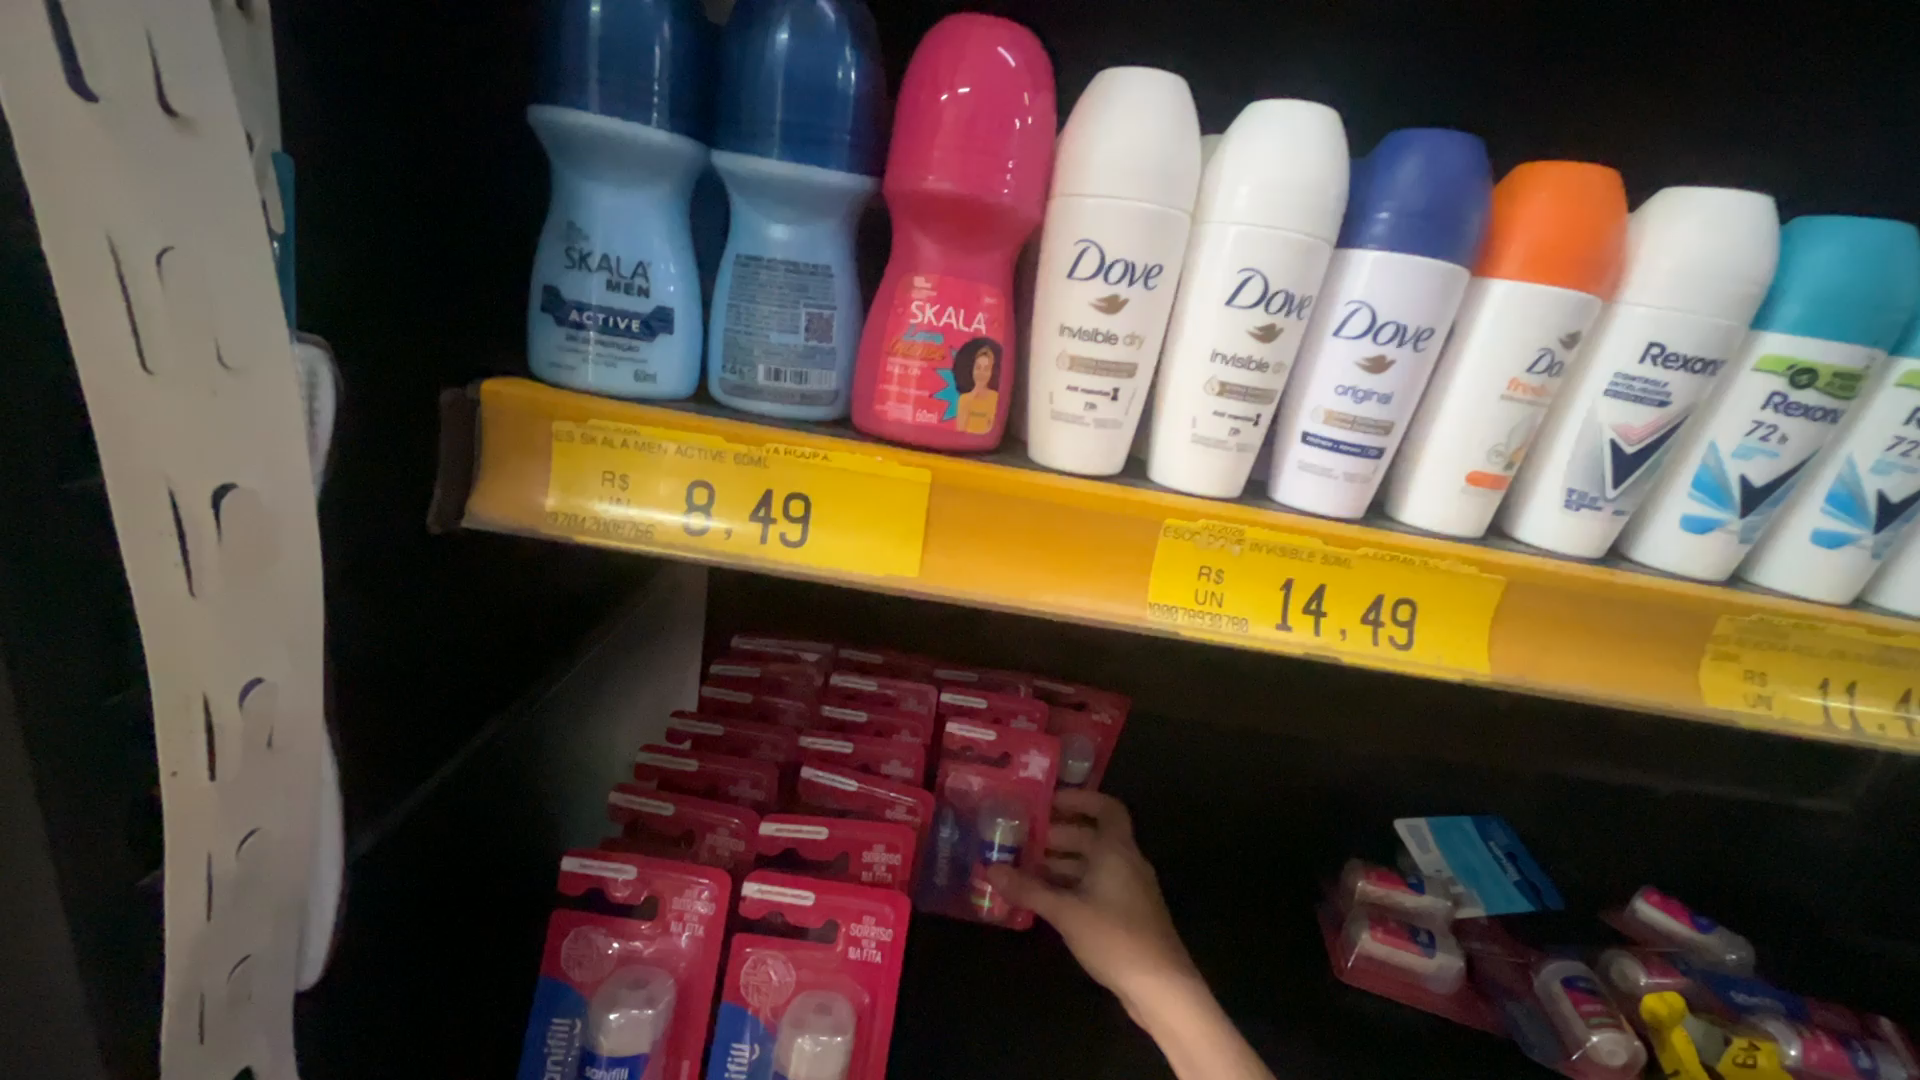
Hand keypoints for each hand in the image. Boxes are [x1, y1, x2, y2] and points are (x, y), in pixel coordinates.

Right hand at [986, 790, 1199, 1013]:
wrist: (1161, 987)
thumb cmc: (1115, 936)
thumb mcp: (1065, 912)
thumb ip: (1028, 889)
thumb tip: (990, 869)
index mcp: (1117, 850)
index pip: (1106, 808)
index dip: (1079, 799)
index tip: (1048, 801)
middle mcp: (1125, 862)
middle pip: (1092, 836)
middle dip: (1057, 834)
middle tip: (1022, 838)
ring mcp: (1128, 889)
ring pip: (1092, 863)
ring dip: (1061, 862)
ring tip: (1024, 866)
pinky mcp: (1126, 913)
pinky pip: (1095, 885)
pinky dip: (1071, 884)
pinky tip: (1044, 897)